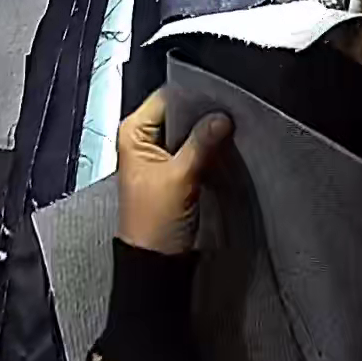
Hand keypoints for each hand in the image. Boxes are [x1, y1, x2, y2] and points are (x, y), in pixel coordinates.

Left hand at [115, 89, 232, 254]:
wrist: (156, 264)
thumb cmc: (154, 224)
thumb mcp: (179, 179)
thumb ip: (201, 144)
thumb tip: (221, 117)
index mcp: (133, 131)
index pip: (164, 98)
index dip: (190, 96)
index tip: (216, 98)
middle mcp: (143, 137)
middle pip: (177, 111)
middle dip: (201, 113)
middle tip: (226, 112)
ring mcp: (158, 152)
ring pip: (186, 129)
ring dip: (205, 130)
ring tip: (228, 126)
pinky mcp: (172, 168)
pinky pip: (192, 146)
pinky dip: (206, 146)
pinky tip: (222, 144)